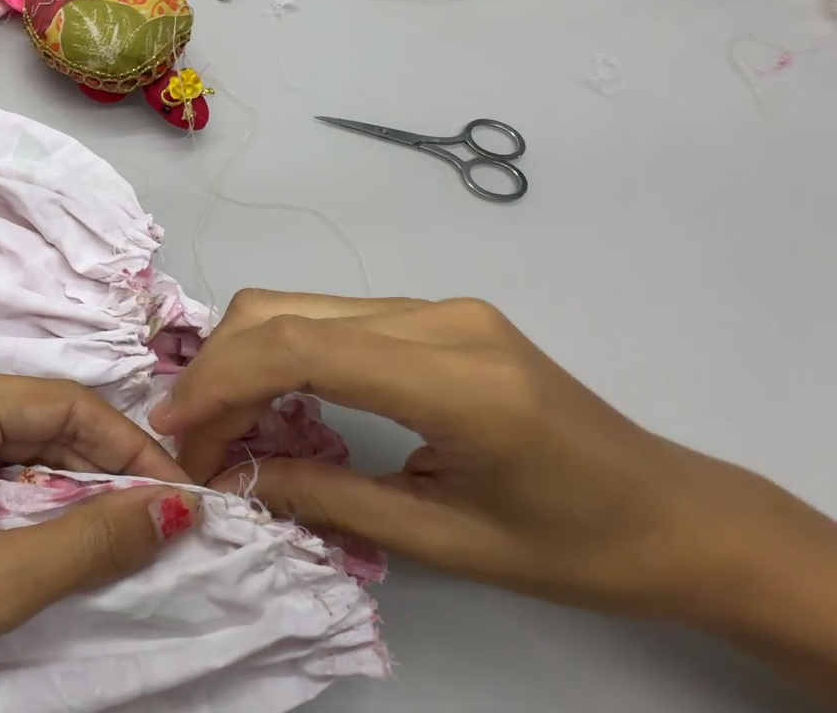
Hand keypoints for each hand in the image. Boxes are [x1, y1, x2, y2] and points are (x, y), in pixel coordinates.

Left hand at [0, 363, 198, 712]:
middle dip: (101, 469)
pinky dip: (23, 490)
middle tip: (162, 522)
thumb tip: (178, 505)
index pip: (61, 405)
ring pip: (12, 439)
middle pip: (36, 417)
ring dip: (66, 482)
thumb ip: (93, 539)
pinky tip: (56, 524)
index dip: (132, 450)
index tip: (187, 499)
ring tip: (121, 530)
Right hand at [150, 290, 836, 693]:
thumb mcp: (441, 541)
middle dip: (215, 371)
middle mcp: (438, 320)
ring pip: (291, 308)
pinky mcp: (429, 315)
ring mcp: (435, 308)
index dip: (218, 381)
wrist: (681, 516)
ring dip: (239, 362)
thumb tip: (227, 476)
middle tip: (191, 436)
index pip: (298, 349)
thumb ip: (321, 497)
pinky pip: (322, 320)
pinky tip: (270, 403)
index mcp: (456, 380)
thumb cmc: (576, 546)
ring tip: (222, 425)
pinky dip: (275, 358)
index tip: (174, 429)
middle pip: (279, 313)